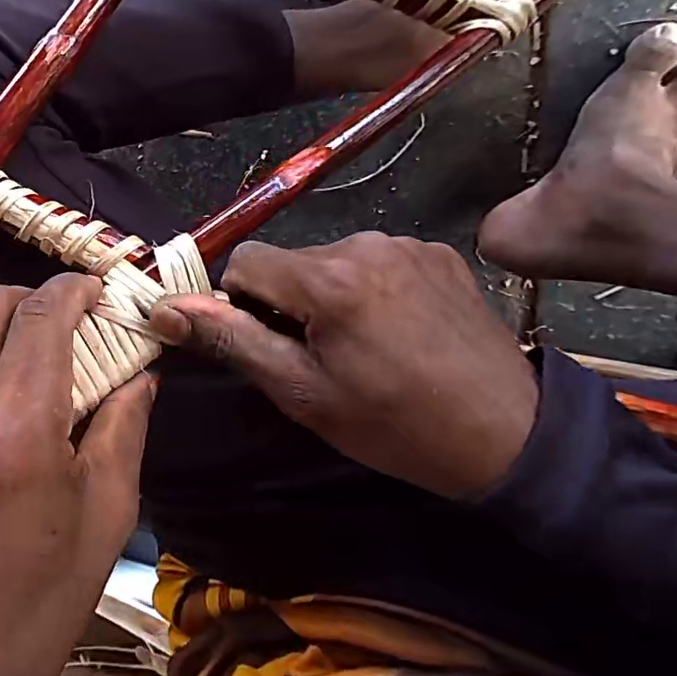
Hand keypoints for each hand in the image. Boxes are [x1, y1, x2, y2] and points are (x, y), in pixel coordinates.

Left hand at [0, 274, 155, 675]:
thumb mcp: (108, 511)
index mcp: (14, 435)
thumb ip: (125, 422)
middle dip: (34, 300)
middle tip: (64, 327)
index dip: (74, 288)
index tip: (94, 291)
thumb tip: (139, 369)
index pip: (42, 315)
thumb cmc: (41, 599)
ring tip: (24, 371)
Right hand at [150, 232, 537, 499]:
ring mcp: (407, 242)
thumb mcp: (304, 393)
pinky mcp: (437, 250)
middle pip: (293, 260)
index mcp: (329, 279)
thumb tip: (169, 306)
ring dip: (333, 292)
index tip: (271, 342)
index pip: (247, 260)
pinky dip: (374, 285)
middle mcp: (366, 242)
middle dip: (291, 300)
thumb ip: (235, 340)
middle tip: (323, 354)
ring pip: (336, 258)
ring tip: (368, 343)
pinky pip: (379, 257)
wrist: (507, 433)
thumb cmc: (394, 425)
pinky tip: (402, 325)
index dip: (244, 302)